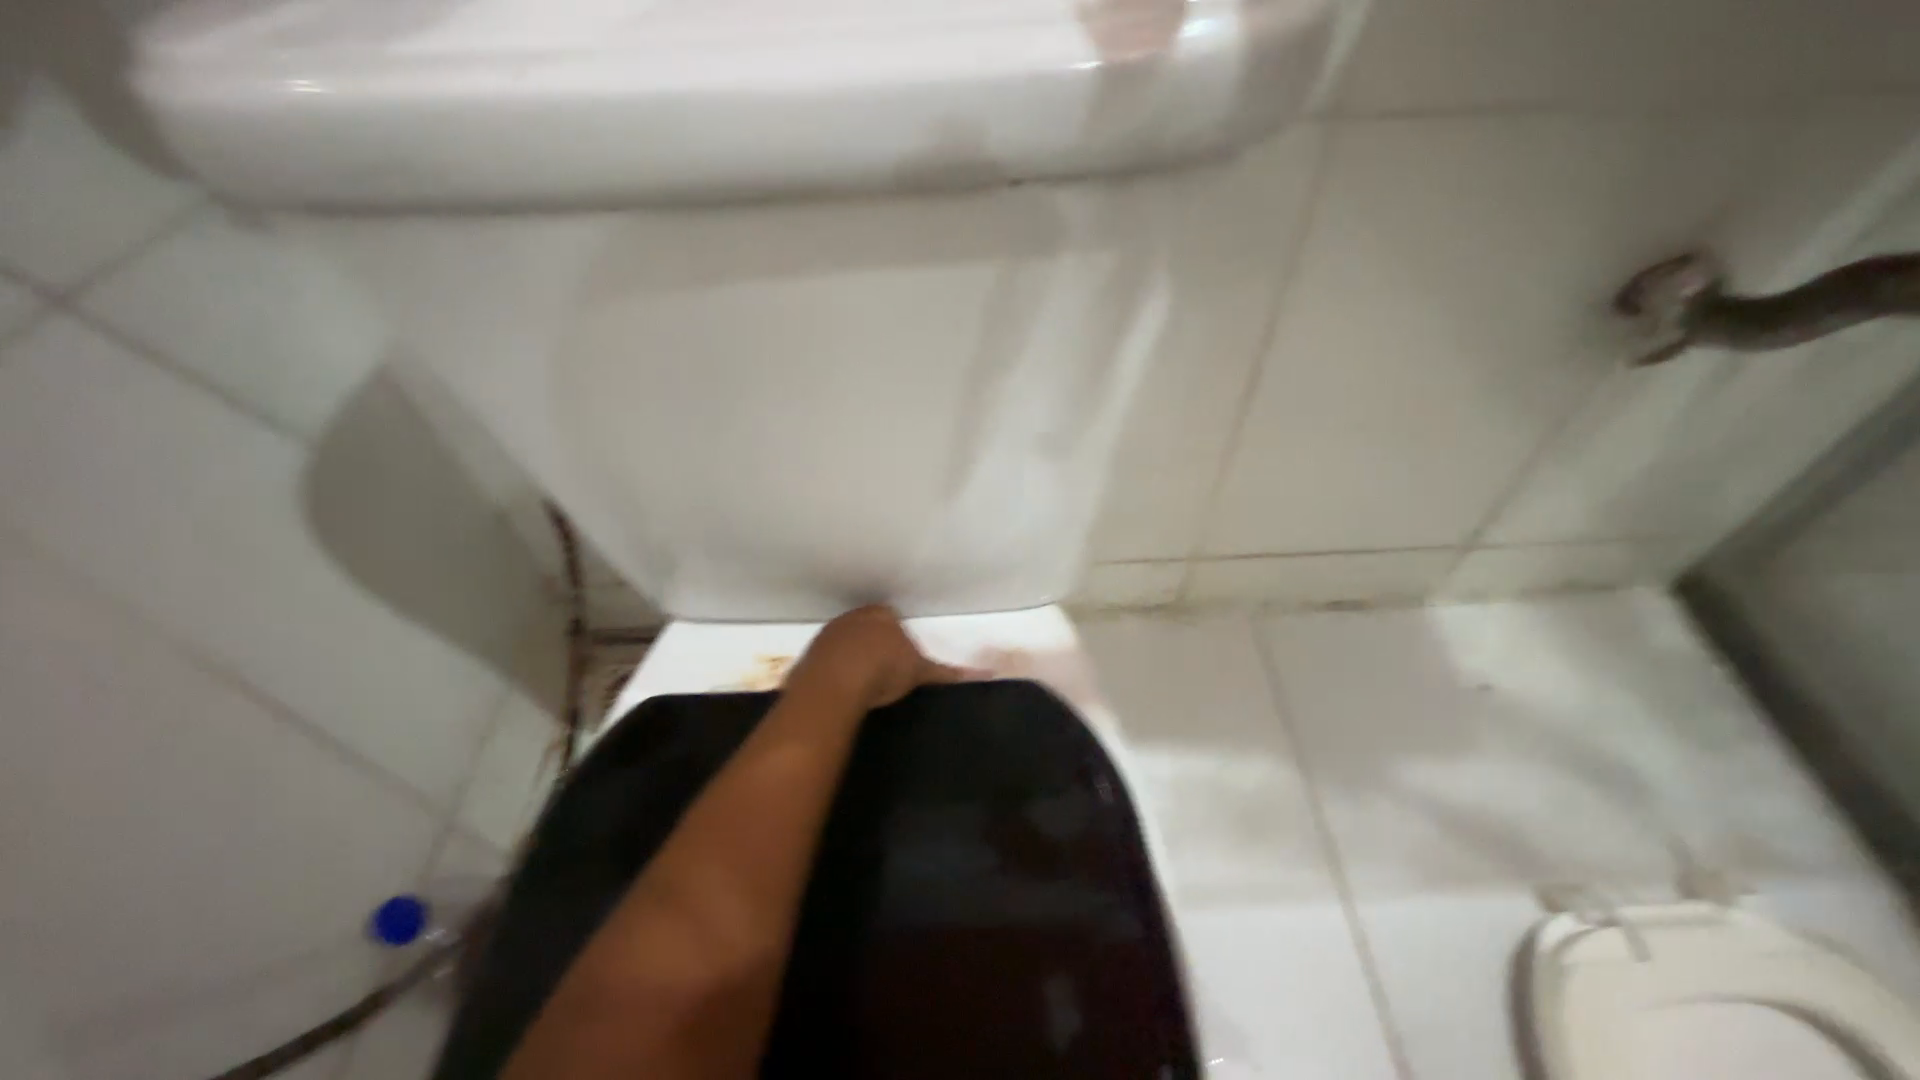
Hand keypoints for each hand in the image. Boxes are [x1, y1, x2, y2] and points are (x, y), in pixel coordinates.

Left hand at [785, 605, 965, 711]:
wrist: (836, 682)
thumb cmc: (884, 670)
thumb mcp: (920, 672)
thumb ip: (947, 672)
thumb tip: (986, 674)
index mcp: (882, 614)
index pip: (891, 617)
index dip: (896, 636)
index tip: (900, 658)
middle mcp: (853, 617)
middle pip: (865, 626)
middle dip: (872, 642)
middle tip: (882, 669)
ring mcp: (828, 633)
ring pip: (843, 641)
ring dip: (850, 655)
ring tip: (861, 682)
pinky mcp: (810, 653)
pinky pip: (825, 659)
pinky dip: (832, 670)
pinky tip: (840, 688)